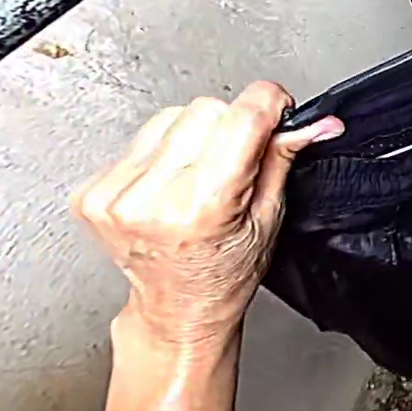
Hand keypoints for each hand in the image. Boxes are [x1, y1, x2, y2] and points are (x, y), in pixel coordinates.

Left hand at [71, 80, 344, 352]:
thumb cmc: (227, 270)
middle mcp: (153, 198)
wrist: (177, 307)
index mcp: (203, 206)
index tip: (279, 109)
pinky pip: (142, 136)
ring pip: (173, 115)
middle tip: (240, 157)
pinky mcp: (92, 191)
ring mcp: (116, 195)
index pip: (242, 117)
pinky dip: (166, 149)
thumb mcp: (271, 214)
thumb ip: (286, 156)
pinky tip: (174, 180)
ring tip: (203, 171)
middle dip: (233, 123)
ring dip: (197, 133)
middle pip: (208, 109)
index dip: (269, 103)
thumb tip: (319, 122)